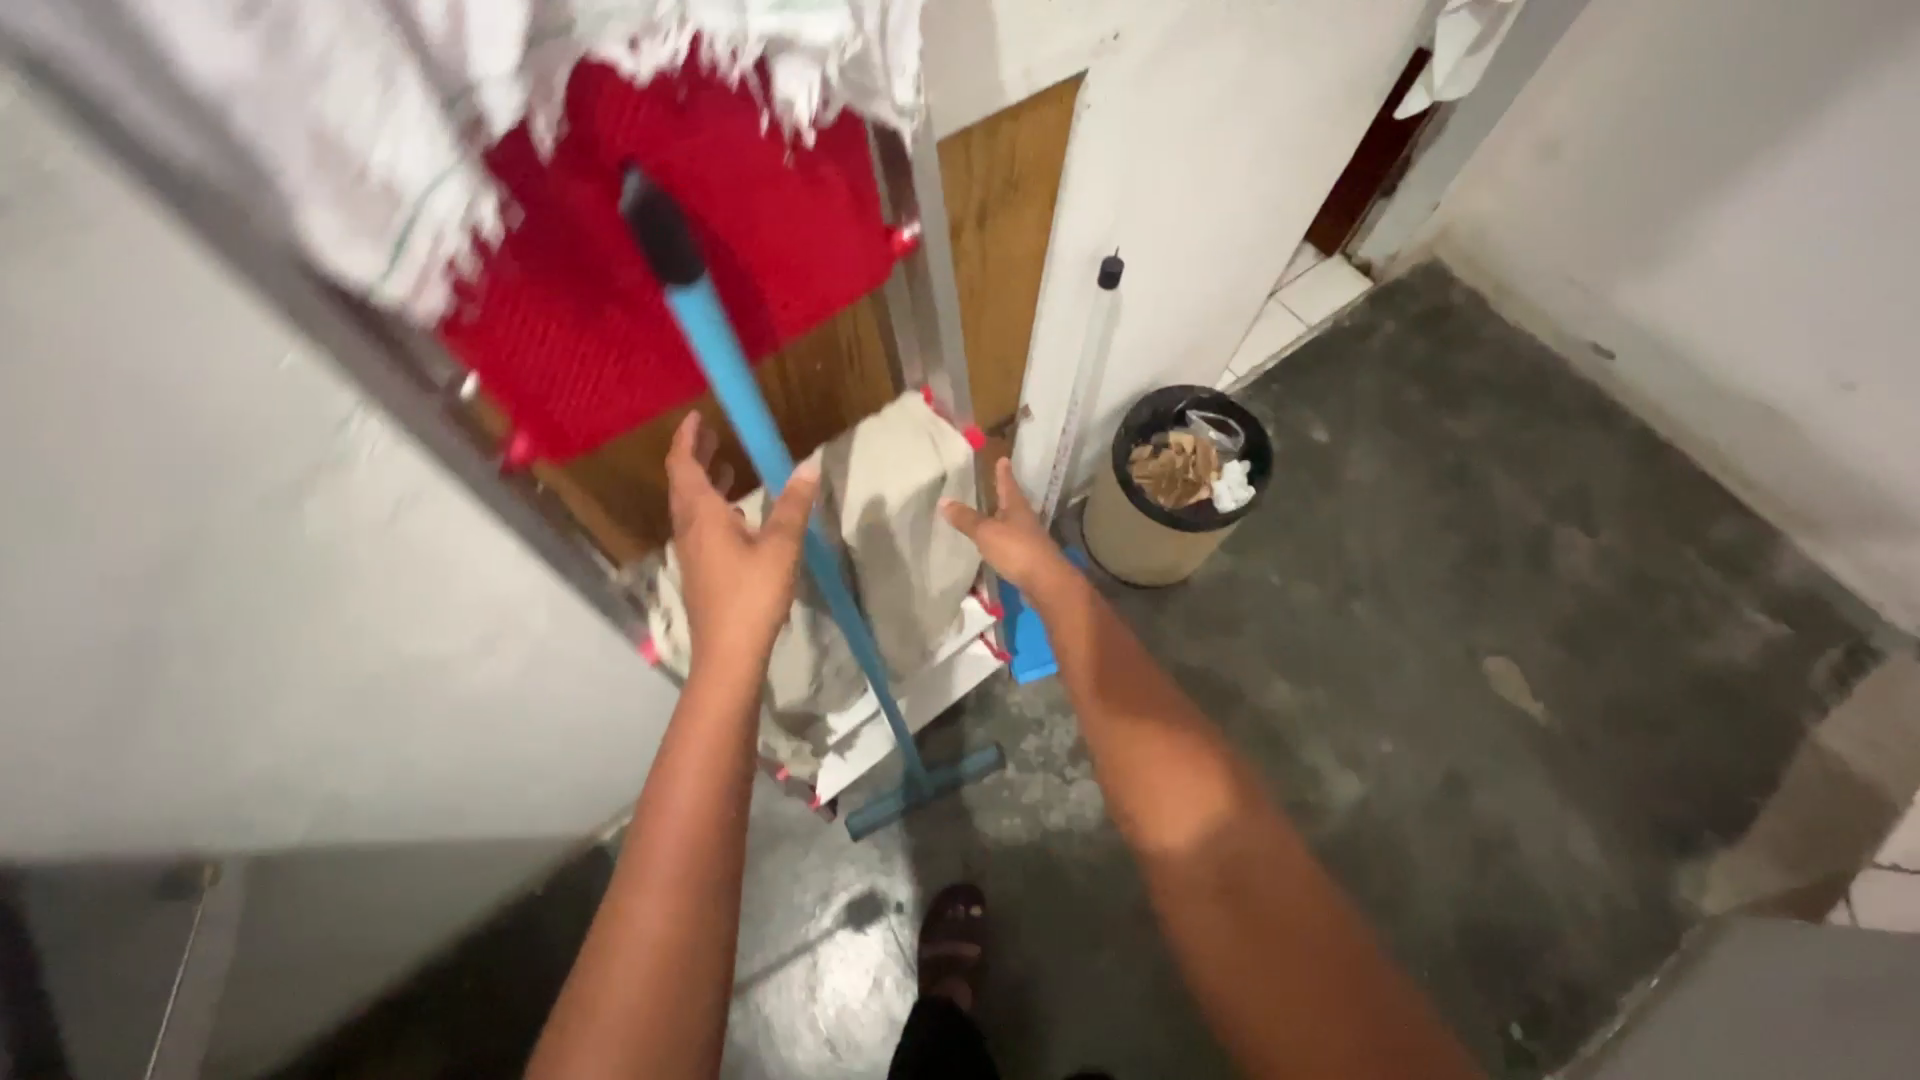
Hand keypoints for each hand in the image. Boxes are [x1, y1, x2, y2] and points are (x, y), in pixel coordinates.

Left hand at [667, 412, 819, 673]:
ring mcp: (691, 552)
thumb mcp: (781, 547)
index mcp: (702, 516)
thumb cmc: (752, 595)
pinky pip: (700, 526)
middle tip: (714, 434)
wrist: (728, 653)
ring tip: (730, 467)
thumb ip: (793, 505)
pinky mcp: (700, 571)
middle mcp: (689, 529)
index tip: (697, 417)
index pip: (684, 465)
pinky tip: (738, 517)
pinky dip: (714, 508)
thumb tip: (808, 465)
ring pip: (691, 506)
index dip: (688, 439)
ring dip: (706, 482)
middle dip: (697, 456)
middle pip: (684, 483)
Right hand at [940, 457, 1078, 595]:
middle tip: (993, 486)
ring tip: (988, 515)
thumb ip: (966, 519)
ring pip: (1012, 523)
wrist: (1045, 582)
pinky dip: (1001, 540)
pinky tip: (993, 545)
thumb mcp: (986, 532)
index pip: (1008, 484)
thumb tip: (944, 501)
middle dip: (1003, 495)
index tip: (1003, 459)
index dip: (1003, 472)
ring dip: (1001, 519)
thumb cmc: (1016, 550)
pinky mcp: (1029, 558)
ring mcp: (1029, 539)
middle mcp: (1025, 519)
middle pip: (1012, 503)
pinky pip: (1011, 543)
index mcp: (1016, 507)